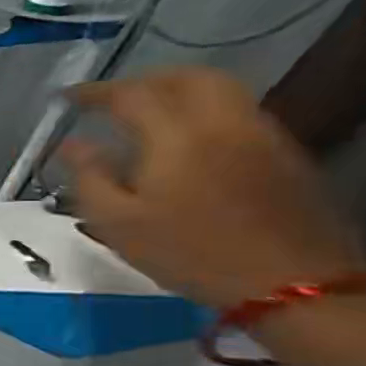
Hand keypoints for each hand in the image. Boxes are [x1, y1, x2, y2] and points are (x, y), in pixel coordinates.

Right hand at [59, 67, 362, 308]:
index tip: (67, 98)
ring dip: (180, 95)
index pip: (130, 95)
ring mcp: (264, 140)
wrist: (298, 288)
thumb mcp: (116, 221)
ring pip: (222, 94)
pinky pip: (240, 118)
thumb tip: (73, 144)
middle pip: (191, 78)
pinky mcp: (287, 160)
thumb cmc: (190, 252)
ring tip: (148, 118)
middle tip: (115, 98)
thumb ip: (88, 175)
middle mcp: (225, 125)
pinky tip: (187, 144)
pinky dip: (205, 116)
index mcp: (177, 137)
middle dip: (148, 80)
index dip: (94, 92)